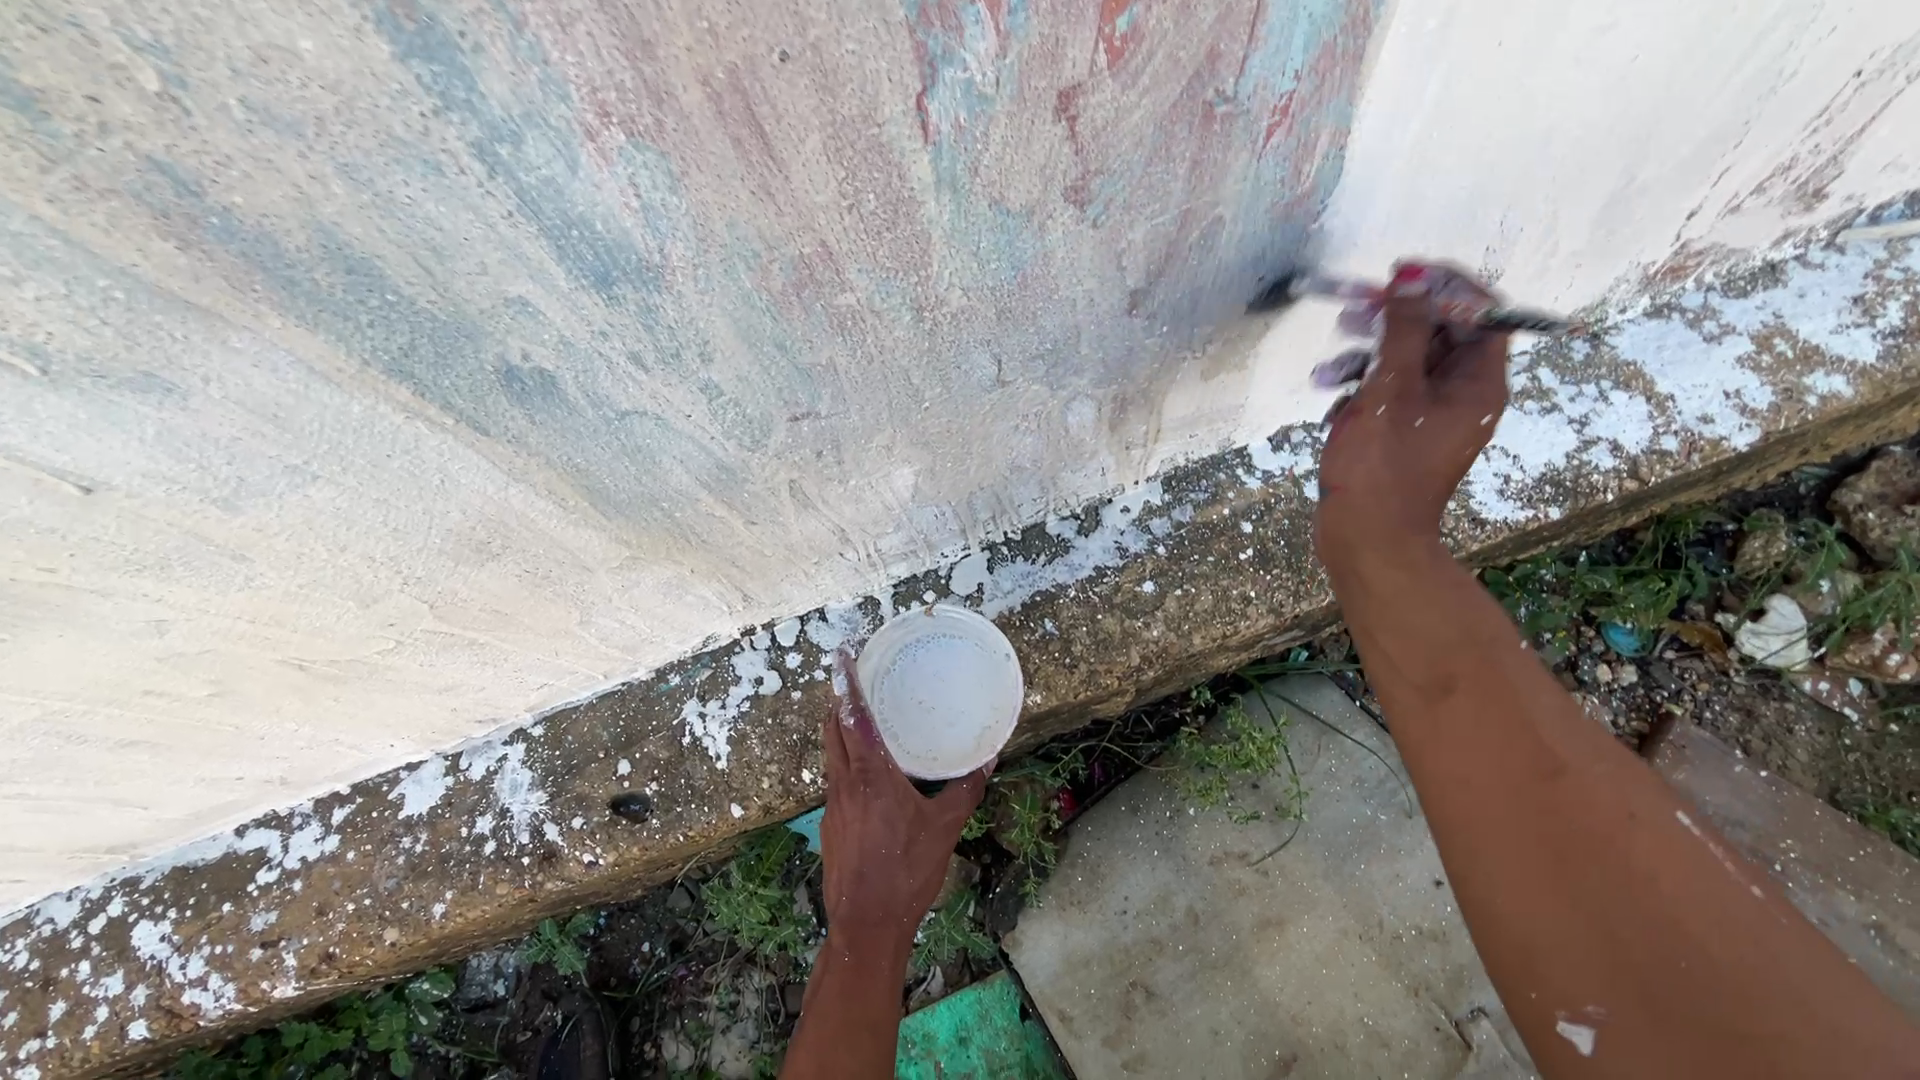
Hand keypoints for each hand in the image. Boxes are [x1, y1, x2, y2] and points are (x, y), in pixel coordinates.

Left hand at [819, 651, 987, 952]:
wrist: (866, 922)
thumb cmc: (907, 871)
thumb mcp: (946, 828)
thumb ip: (966, 790)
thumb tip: (989, 760)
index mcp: (871, 775)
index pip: (854, 717)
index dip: (847, 684)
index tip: (841, 656)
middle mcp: (845, 782)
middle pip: (832, 729)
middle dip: (838, 701)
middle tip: (850, 680)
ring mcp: (832, 804)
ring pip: (830, 754)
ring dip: (838, 731)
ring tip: (857, 719)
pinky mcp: (829, 824)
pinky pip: (834, 780)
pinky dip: (844, 763)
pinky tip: (864, 777)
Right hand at [1314, 262, 1509, 568]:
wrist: (1367, 540)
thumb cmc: (1381, 467)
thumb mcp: (1389, 390)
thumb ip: (1402, 330)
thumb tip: (1413, 278)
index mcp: (1477, 382)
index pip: (1480, 310)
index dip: (1441, 286)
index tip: (1398, 276)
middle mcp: (1462, 394)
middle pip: (1435, 334)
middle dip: (1390, 321)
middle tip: (1348, 312)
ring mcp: (1430, 416)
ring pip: (1402, 363)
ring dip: (1363, 358)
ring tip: (1326, 370)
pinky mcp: (1401, 433)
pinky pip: (1386, 394)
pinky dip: (1358, 390)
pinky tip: (1330, 402)